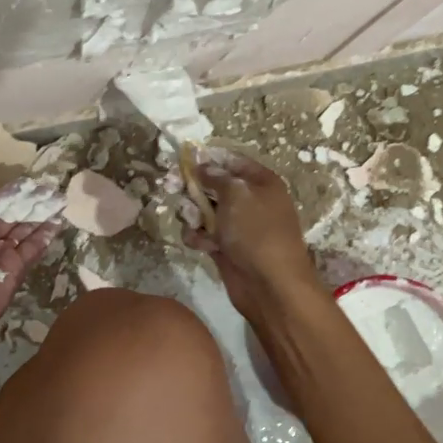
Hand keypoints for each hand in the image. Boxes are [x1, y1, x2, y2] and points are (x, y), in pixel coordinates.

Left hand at [0, 185, 59, 331]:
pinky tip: (58, 221)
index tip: (21, 180)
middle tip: (46, 186)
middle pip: (7, 216)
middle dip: (24, 203)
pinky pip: (32, 248)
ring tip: (58, 199)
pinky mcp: (15, 268)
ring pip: (22, 230)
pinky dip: (44, 236)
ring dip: (38, 216)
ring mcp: (0, 253)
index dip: (2, 194)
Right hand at [185, 151, 321, 323]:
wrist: (271, 285)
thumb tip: (202, 165)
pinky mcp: (225, 247)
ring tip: (194, 222)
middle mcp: (249, 200)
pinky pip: (203, 233)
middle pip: (213, 184)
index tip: (184, 157)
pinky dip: (197, 236)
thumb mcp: (236, 194)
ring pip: (204, 209)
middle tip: (171, 186)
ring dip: (193, 213)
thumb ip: (215, 176)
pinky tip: (199, 244)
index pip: (231, 160)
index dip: (208, 157)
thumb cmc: (256, 231)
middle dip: (193, 186)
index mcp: (260, 182)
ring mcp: (236, 225)